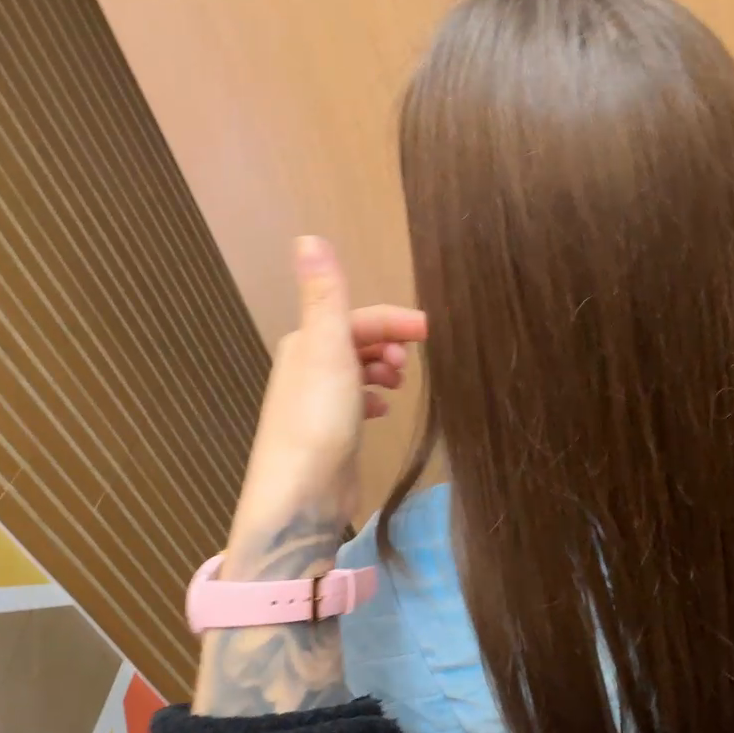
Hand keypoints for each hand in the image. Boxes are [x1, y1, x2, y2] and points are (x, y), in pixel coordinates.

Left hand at [227, 237, 425, 549]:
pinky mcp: (329, 432)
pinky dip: (374, 398)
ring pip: (359, 370)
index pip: (358, 317)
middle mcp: (308, 367)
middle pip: (358, 340)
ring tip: (400, 386)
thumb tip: (308, 236)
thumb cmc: (318, 419)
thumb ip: (325, 296)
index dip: (397, 321)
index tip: (433, 334)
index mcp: (306, 343)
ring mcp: (318, 402)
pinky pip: (357, 400)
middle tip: (414, 366)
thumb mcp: (328, 350)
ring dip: (384, 369)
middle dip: (391, 344)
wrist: (300, 496)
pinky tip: (384, 411)